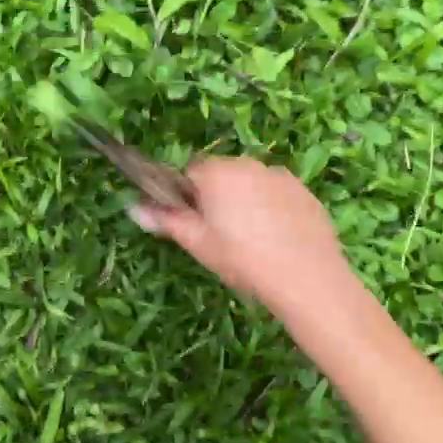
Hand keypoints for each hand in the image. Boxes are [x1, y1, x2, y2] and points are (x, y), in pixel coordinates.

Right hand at [130, 157, 350, 311]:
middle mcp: (248, 164)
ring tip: (250, 240)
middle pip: (221, 174)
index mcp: (217, 172)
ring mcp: (280, 176)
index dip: (187, 197)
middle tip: (218, 234)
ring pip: (250, 184)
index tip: (193, 223)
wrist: (308, 278)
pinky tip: (275, 239)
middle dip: (216, 196)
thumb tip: (134, 208)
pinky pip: (277, 193)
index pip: (190, 172)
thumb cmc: (243, 259)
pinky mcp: (305, 191)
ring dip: (244, 200)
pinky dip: (271, 208)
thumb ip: (166, 221)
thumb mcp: (197, 243)